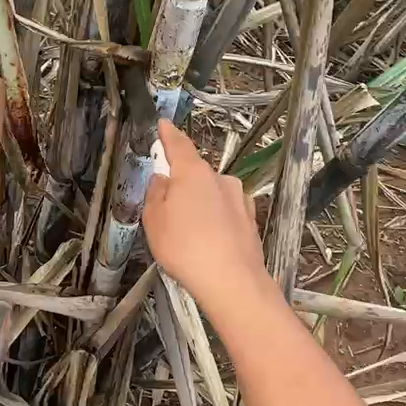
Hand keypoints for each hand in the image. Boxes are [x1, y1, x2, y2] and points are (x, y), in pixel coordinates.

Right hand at [144, 119, 270, 313]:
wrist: (231, 280)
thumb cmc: (184, 247)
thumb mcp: (154, 220)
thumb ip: (155, 194)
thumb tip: (162, 179)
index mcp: (193, 173)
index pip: (179, 145)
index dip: (169, 135)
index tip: (164, 124)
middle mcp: (220, 179)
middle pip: (196, 174)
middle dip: (182, 185)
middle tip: (167, 211)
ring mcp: (240, 199)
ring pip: (213, 195)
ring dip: (200, 205)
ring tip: (188, 234)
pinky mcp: (251, 220)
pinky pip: (226, 213)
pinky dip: (215, 220)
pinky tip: (209, 242)